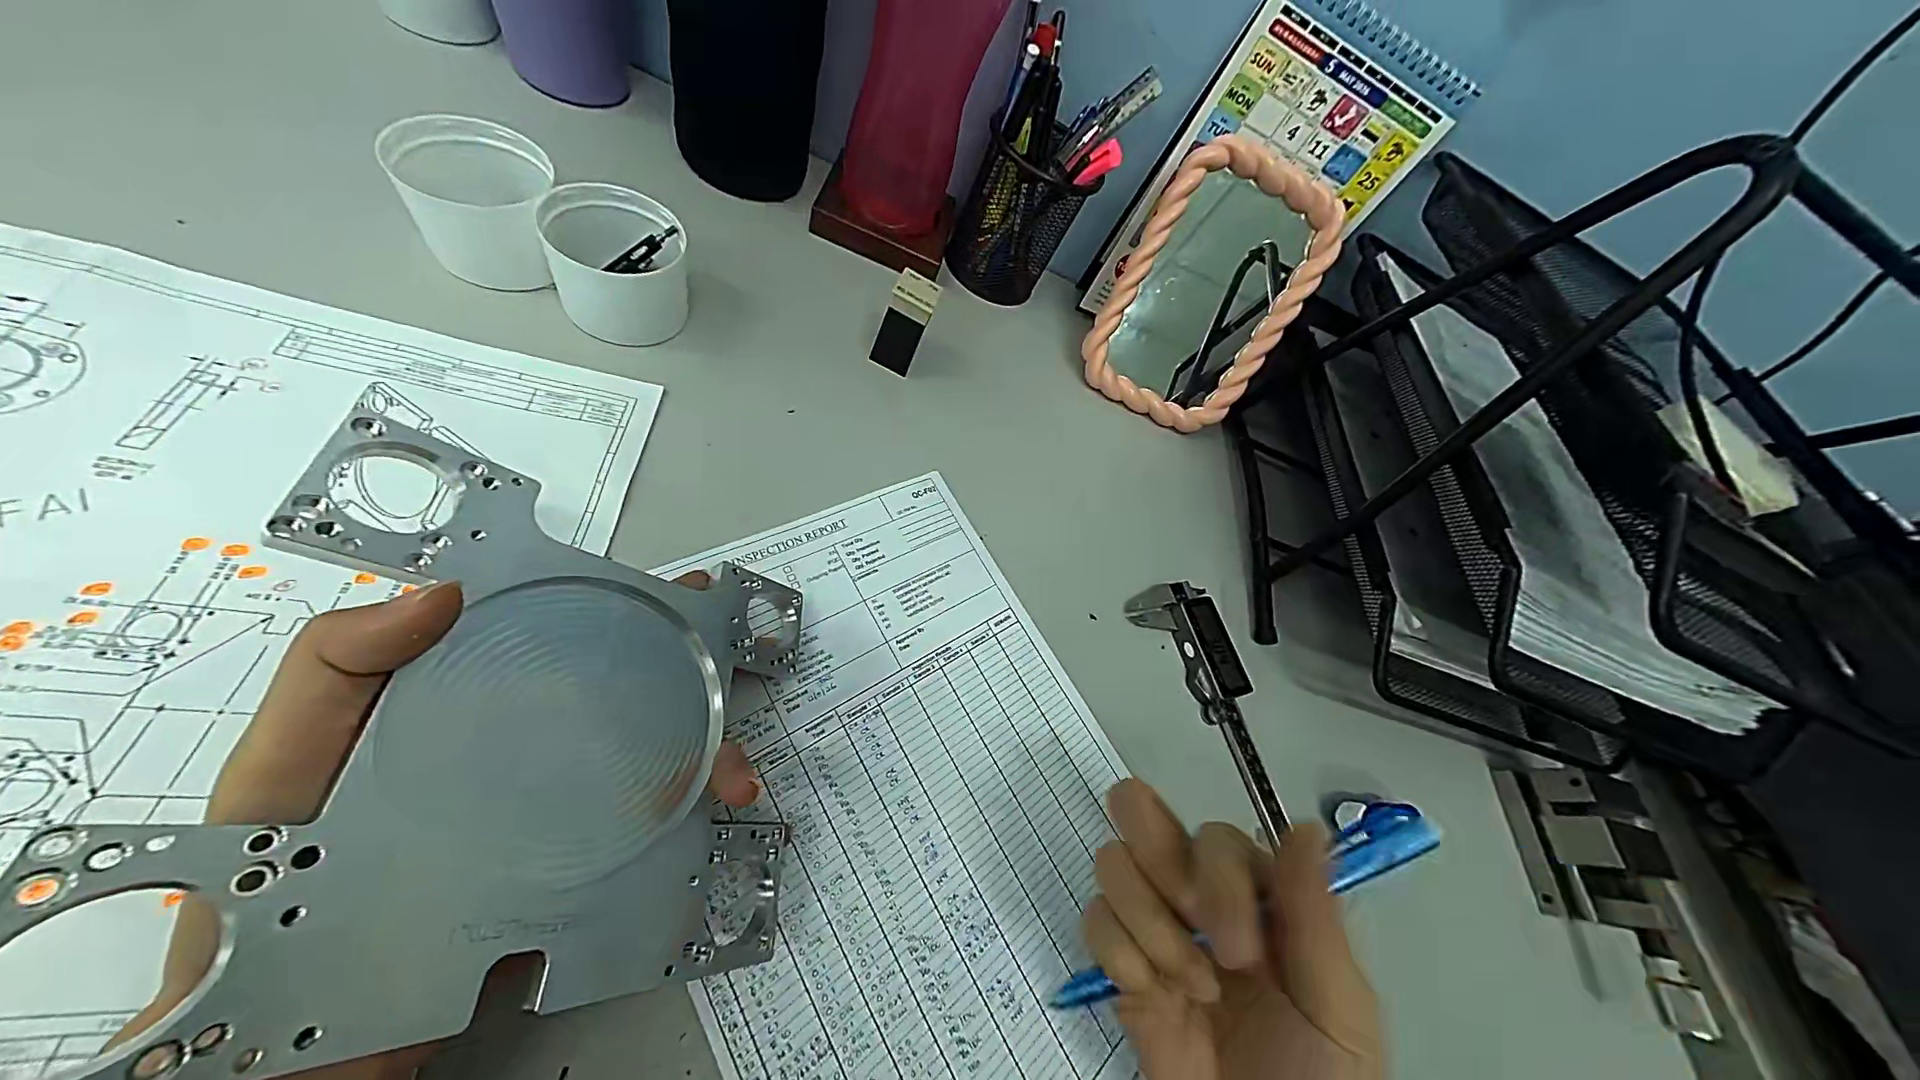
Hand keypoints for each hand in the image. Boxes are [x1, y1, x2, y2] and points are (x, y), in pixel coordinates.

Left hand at [113, 573, 759, 1076]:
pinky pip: (642, 842)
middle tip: (732, 673)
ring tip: (735, 776)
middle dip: (693, 685)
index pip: (558, 644)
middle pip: (627, 706)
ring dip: (706, 764)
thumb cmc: (263, 891)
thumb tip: (446, 593)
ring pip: (651, 772)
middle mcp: (526, 755)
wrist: (289, 1049)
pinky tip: (713, 822)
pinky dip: (688, 827)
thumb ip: (334, 672)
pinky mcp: (569, 878)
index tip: (682, 597)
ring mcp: (556, 817)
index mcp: (473, 710)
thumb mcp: (282, 764)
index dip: (623, 612)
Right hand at [1084, 779, 1380, 1079]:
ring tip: (1190, 987)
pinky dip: (1119, 954)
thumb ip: (1317, 916)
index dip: (1219, 883)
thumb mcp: (1336, 1006)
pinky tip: (1151, 992)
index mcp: (1254, 890)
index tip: (1241, 955)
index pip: (1214, 836)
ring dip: (1148, 925)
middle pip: (1143, 812)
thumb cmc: (1315, 1076)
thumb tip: (1306, 828)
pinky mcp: (1119, 958)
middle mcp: (1197, 890)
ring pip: (1113, 862)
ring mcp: (1154, 919)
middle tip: (1190, 920)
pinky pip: (1094, 919)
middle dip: (1161, 865)